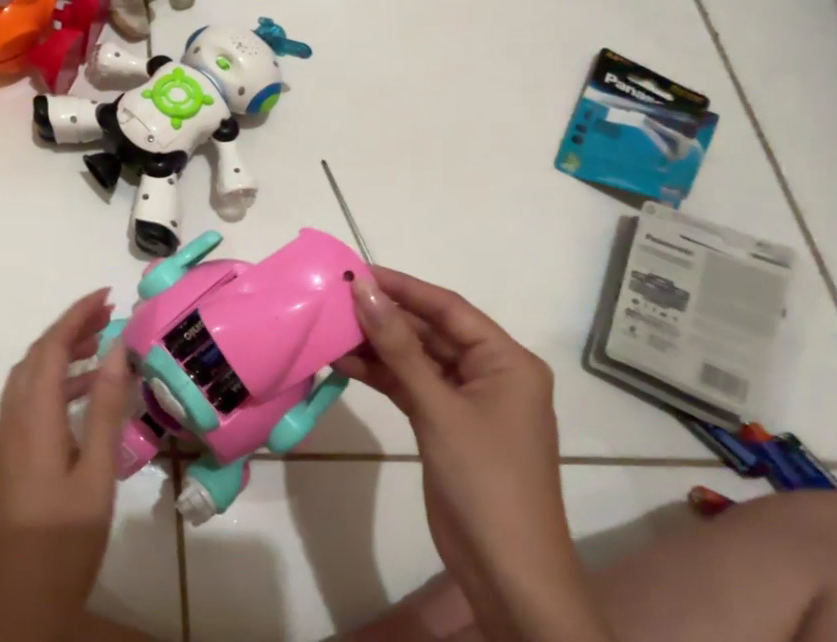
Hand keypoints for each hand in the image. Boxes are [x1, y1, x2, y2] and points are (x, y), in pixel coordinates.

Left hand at [0, 289, 133, 641]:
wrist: (17, 597)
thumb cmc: (64, 538)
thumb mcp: (97, 474)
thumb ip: (106, 410)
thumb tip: (116, 351)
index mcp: (32, 414)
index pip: (52, 345)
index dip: (77, 315)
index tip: (108, 296)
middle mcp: (12, 416)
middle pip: (38, 356)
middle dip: (71, 330)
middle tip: (110, 318)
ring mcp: (5, 437)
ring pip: (31, 378)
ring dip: (63, 356)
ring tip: (104, 352)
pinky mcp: (8, 455)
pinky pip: (28, 400)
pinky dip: (55, 384)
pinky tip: (84, 400)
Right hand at [336, 270, 610, 641]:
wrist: (505, 565)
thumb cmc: (484, 478)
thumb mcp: (438, 407)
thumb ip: (398, 347)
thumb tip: (363, 290)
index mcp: (507, 362)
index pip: (449, 309)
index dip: (403, 287)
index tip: (356, 270)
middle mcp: (491, 374)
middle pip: (432, 331)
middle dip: (384, 316)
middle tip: (333, 298)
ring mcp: (469, 401)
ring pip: (417, 359)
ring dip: (377, 346)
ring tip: (329, 326)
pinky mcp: (447, 425)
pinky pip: (411, 386)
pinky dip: (381, 375)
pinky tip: (342, 362)